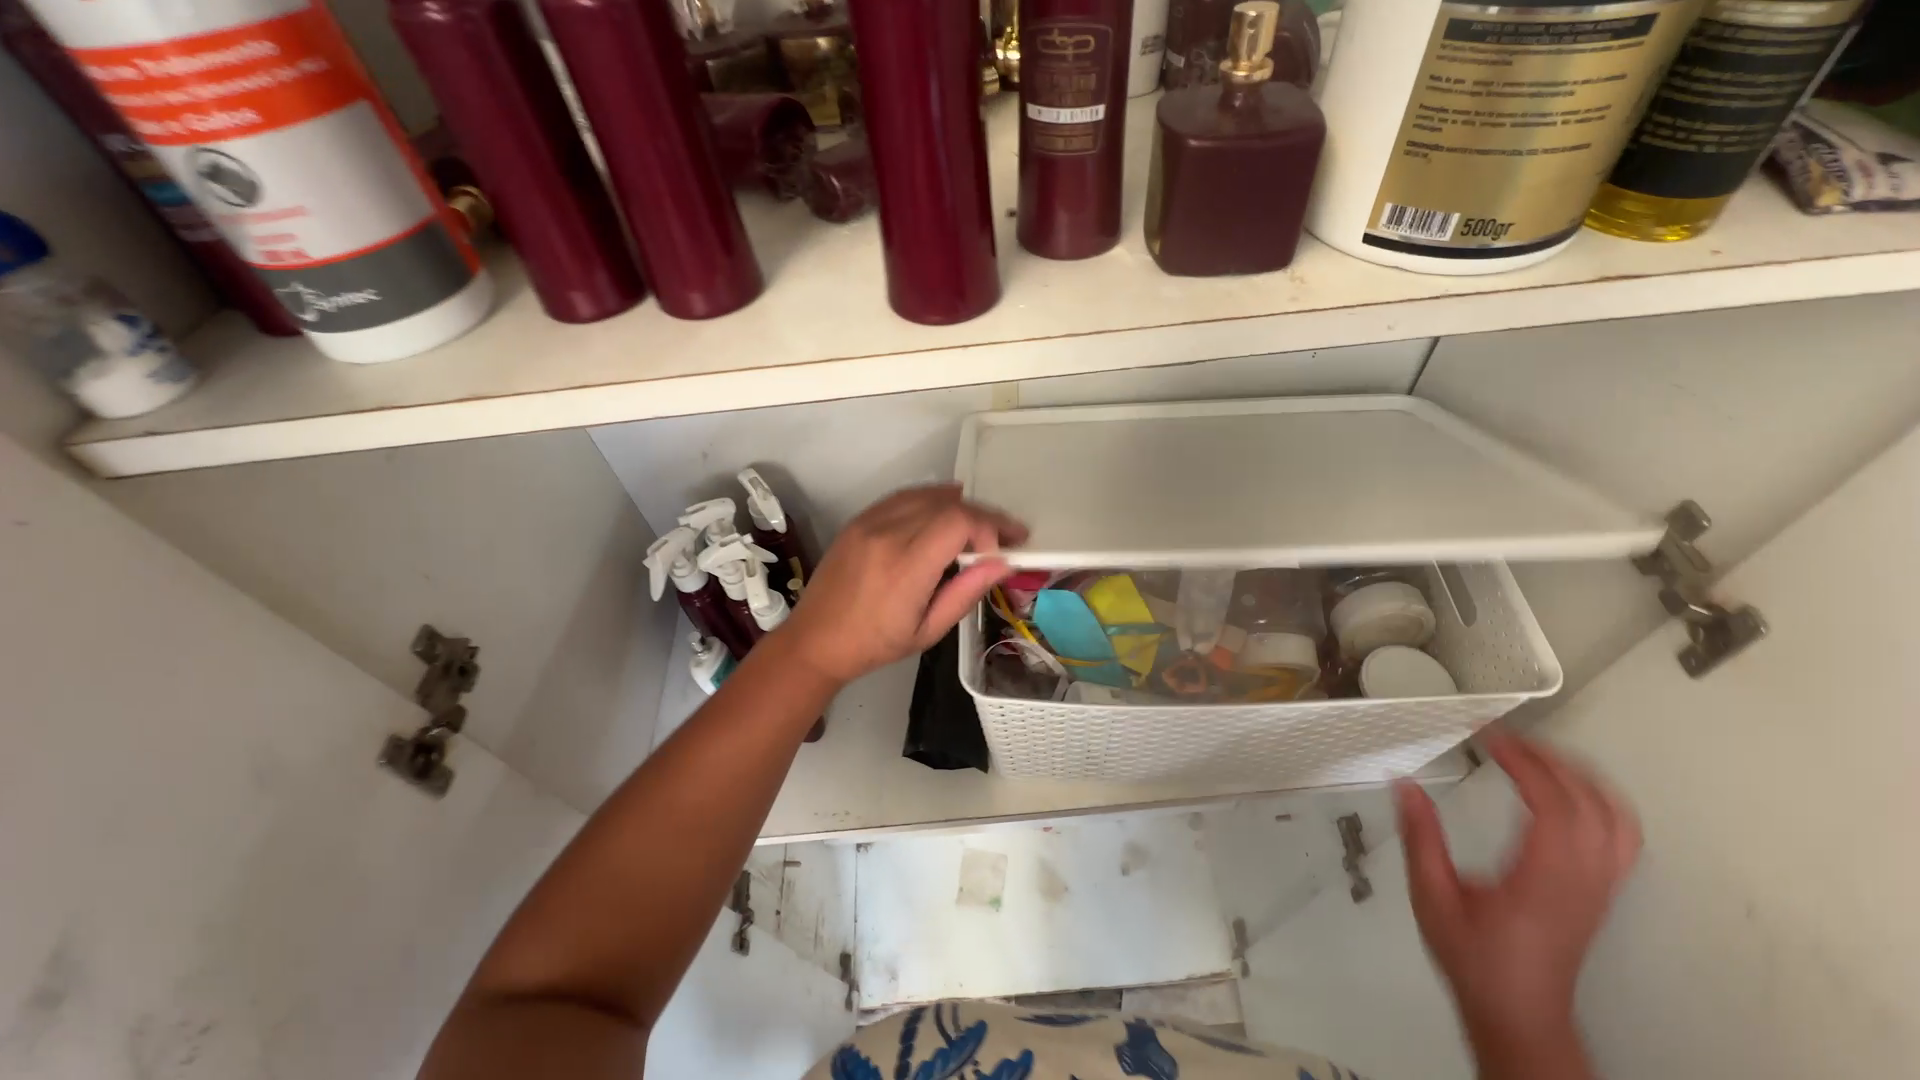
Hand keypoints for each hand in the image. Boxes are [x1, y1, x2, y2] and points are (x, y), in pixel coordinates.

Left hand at [775, 485, 1027, 685]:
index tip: (1010, 543)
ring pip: (926, 494)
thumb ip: (966, 592)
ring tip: (982, 523)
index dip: (991, 527)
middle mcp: (886, 535)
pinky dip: (931, 499)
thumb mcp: (928, 630)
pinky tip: (947, 510)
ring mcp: (869, 523)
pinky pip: (903, 497)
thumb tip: (1003, 563)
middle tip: (1006, 534)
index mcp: (905, 567)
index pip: (959, 522)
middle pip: (947, 504)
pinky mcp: (859, 520)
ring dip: (959, 503)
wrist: (815, 640)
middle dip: (983, 515)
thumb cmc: (874, 644)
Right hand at [1395, 733, 1640, 1042]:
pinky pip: (1623, 836)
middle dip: (1549, 757)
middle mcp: (1584, 877)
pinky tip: (1575, 793)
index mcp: (1545, 876)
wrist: (1518, 1012)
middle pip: (1589, 799)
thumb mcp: (1432, 896)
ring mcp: (1601, 885)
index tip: (1489, 737)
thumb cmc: (1475, 959)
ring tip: (1540, 756)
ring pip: (1615, 815)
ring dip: (1580, 775)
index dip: (1523, 760)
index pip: (1551, 801)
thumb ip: (1420, 838)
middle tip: (1507, 739)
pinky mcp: (1604, 892)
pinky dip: (1602, 802)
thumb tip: (1404, 786)